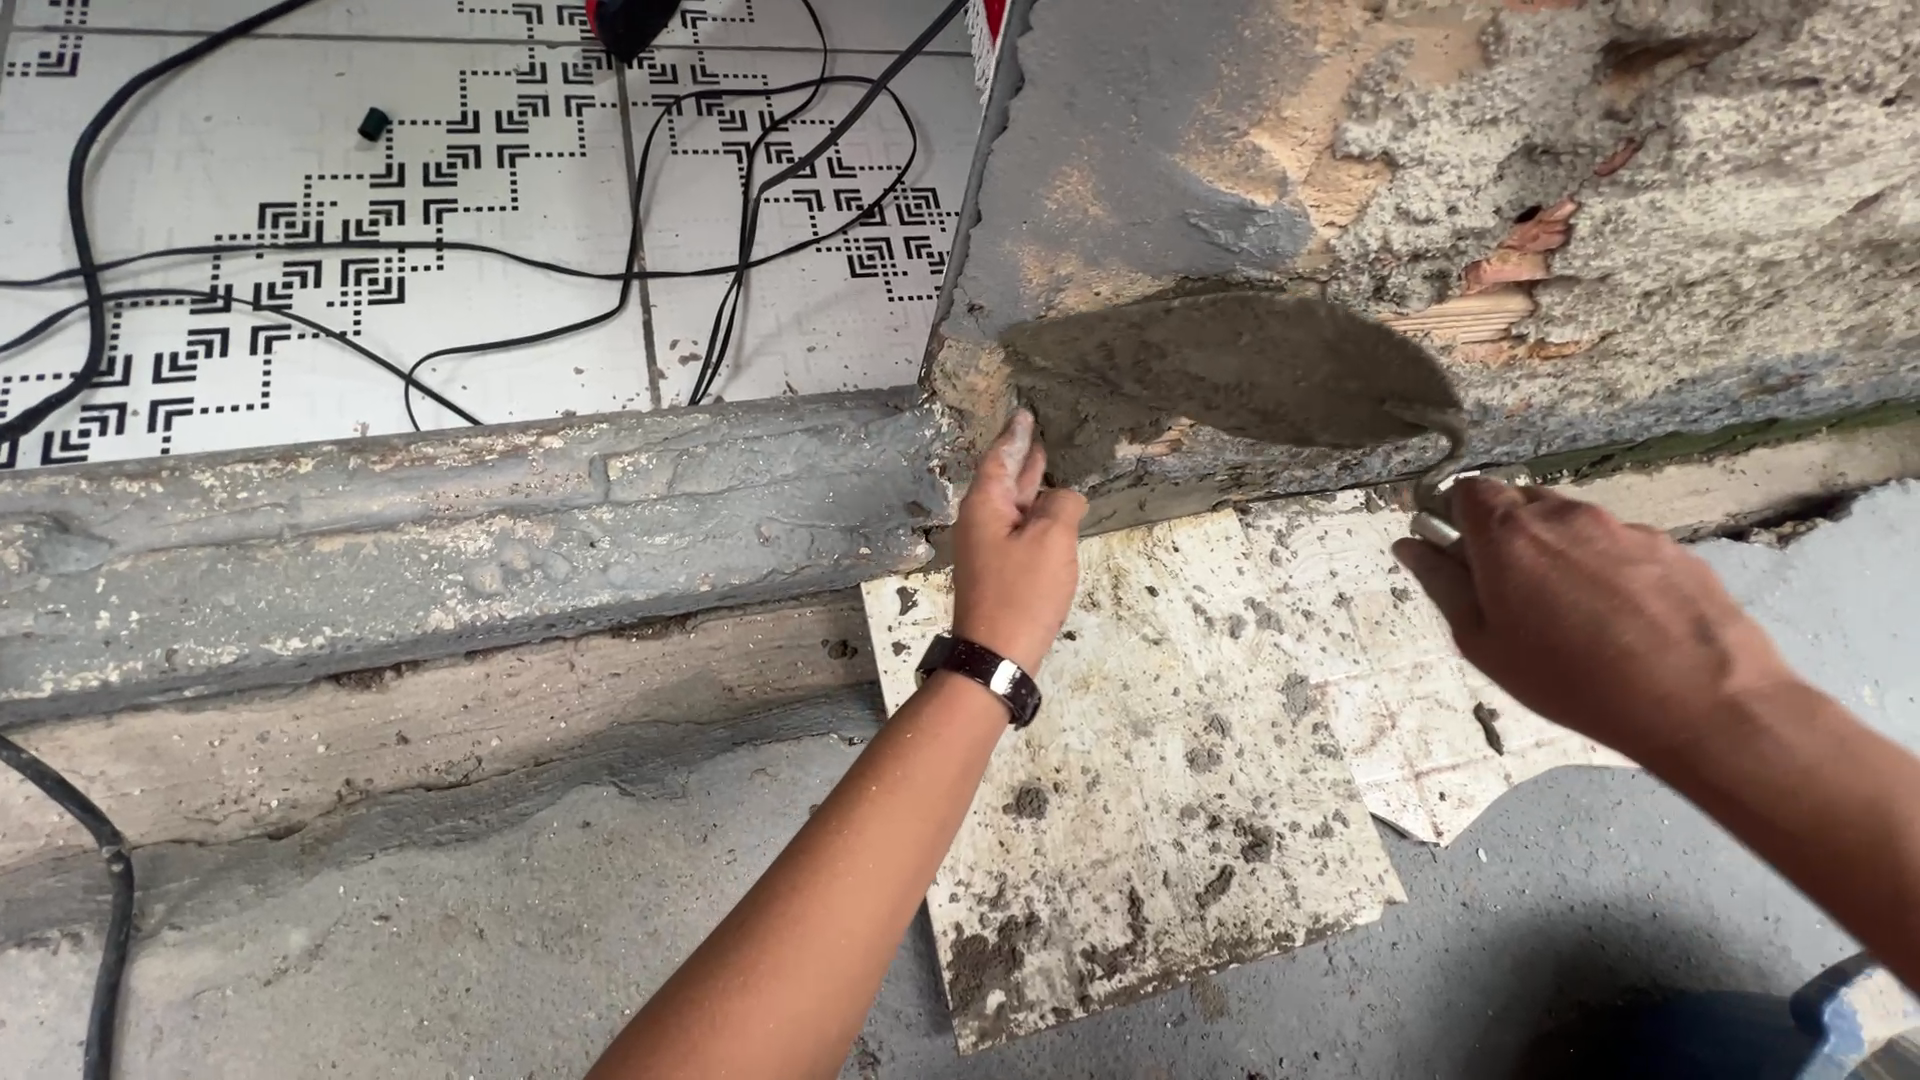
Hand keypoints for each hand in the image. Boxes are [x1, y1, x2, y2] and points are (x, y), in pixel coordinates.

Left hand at [950, 411, 1087, 672]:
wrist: (997, 652)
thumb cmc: (1022, 592)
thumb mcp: (1051, 540)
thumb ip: (1062, 507)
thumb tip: (1065, 498)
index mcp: (984, 505)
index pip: (1000, 458)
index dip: (1015, 436)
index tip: (1023, 414)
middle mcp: (979, 521)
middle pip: (1002, 479)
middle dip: (1022, 457)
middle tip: (1038, 432)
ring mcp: (986, 548)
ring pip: (1011, 506)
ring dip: (1030, 486)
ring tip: (1049, 462)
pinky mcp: (997, 570)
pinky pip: (1016, 529)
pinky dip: (1033, 514)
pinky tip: (1050, 513)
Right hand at [1391, 478, 1802, 763]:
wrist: (1705, 705)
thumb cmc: (1568, 678)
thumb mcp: (1481, 641)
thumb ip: (1441, 583)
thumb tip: (1410, 545)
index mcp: (1508, 534)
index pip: (1467, 489)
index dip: (1456, 514)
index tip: (1457, 550)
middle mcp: (1564, 516)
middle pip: (1519, 501)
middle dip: (1504, 533)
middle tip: (1508, 589)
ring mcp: (1625, 529)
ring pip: (1570, 523)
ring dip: (1555, 550)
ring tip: (1569, 609)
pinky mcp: (1673, 549)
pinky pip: (1618, 545)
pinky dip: (1604, 567)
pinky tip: (1619, 617)